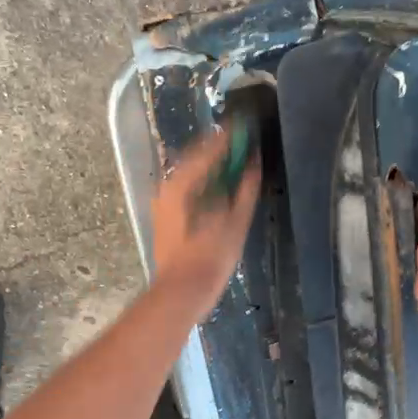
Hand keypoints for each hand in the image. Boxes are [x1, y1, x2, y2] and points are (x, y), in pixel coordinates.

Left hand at [150, 127, 261, 308]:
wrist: (181, 293)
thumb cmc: (209, 259)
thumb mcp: (235, 224)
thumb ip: (246, 190)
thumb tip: (254, 163)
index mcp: (182, 183)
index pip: (208, 148)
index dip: (228, 136)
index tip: (244, 125)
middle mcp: (168, 186)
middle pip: (195, 158)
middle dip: (218, 150)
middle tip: (241, 142)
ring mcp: (163, 201)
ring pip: (189, 174)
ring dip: (210, 167)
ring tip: (233, 163)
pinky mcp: (165, 216)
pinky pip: (185, 189)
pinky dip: (202, 183)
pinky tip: (218, 189)